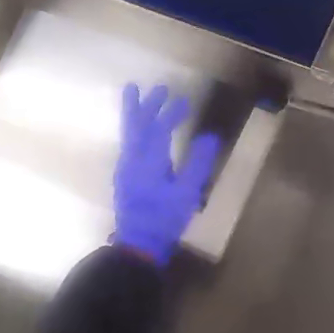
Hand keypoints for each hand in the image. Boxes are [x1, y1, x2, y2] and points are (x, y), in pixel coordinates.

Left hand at [112, 83, 219, 266]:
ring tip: (134, 96)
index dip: (171, 113)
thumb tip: (209, 136)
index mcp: (149, 160)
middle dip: (147, 105)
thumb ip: (199, 163)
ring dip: (134, 113)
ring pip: (129, 133)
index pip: (159, 128)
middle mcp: (132, 158)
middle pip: (137, 124)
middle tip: (158, 88)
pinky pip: (127, 143)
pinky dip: (133, 130)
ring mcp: (124, 168)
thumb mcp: (188, 192)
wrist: (138, 244)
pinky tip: (138, 133)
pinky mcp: (123, 177)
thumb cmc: (165, 218)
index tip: (184, 101)